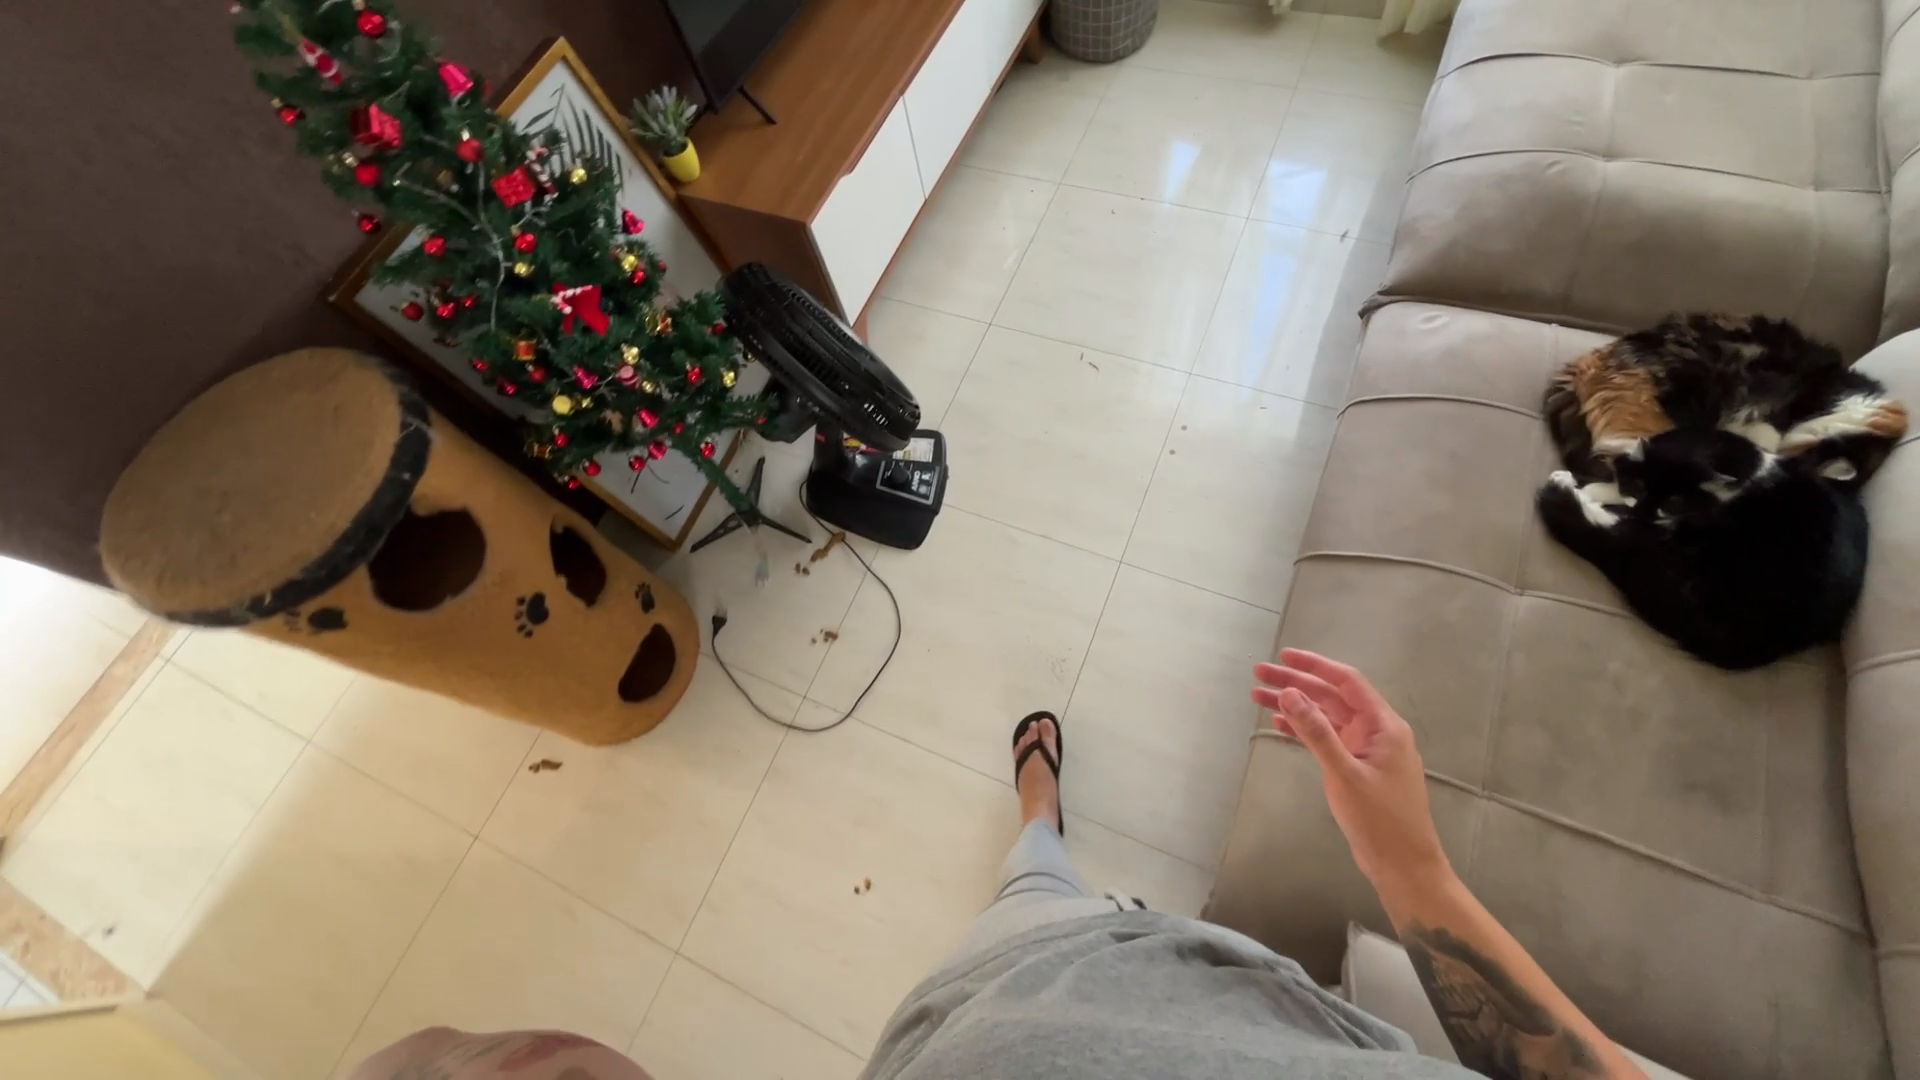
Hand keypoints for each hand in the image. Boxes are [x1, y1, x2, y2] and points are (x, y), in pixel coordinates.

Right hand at [1251, 649, 1451, 892]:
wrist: (1404, 866)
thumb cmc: (1380, 820)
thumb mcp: (1344, 773)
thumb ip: (1316, 731)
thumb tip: (1289, 693)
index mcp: (1384, 726)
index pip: (1347, 682)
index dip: (1315, 666)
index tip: (1284, 656)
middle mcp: (1376, 731)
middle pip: (1332, 696)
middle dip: (1295, 683)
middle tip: (1258, 674)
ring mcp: (1366, 749)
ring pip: (1326, 716)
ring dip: (1294, 705)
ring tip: (1257, 696)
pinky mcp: (1356, 766)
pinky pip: (1326, 737)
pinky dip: (1303, 728)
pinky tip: (1278, 723)